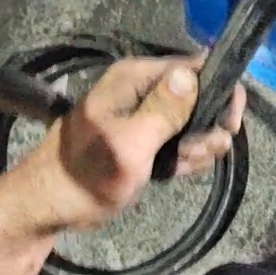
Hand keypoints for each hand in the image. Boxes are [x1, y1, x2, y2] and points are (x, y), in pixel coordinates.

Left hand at [0, 57, 246, 236]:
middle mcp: (144, 87)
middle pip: (204, 95)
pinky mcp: (148, 136)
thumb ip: (164, 110)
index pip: (198, 66)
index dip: (221, 93)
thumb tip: (193, 72)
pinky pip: (183, 139)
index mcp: (137, 78)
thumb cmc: (85, 177)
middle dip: (208, 128)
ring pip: (197, 122)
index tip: (227, 127)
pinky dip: (185, 158)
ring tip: (174, 168)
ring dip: (197, 148)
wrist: (48, 208)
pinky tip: (172, 173)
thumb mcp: (130, 145)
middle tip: (190, 155)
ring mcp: (146, 112)